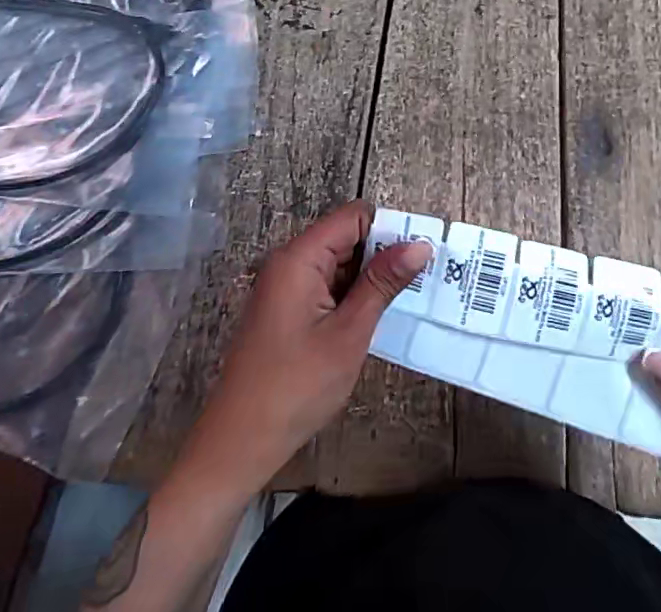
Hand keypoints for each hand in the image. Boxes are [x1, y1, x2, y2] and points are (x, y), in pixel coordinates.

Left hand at [193, 201, 433, 484]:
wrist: (239, 444)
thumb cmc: (297, 386)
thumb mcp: (349, 332)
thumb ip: (383, 283)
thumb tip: (420, 244)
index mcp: (299, 259)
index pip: (354, 217)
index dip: (389, 229)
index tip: (420, 256)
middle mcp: (289, 263)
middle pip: (346, 237)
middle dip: (383, 254)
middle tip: (420, 283)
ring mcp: (285, 288)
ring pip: (339, 263)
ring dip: (370, 278)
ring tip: (405, 301)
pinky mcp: (287, 310)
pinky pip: (327, 286)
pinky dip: (352, 296)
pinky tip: (374, 319)